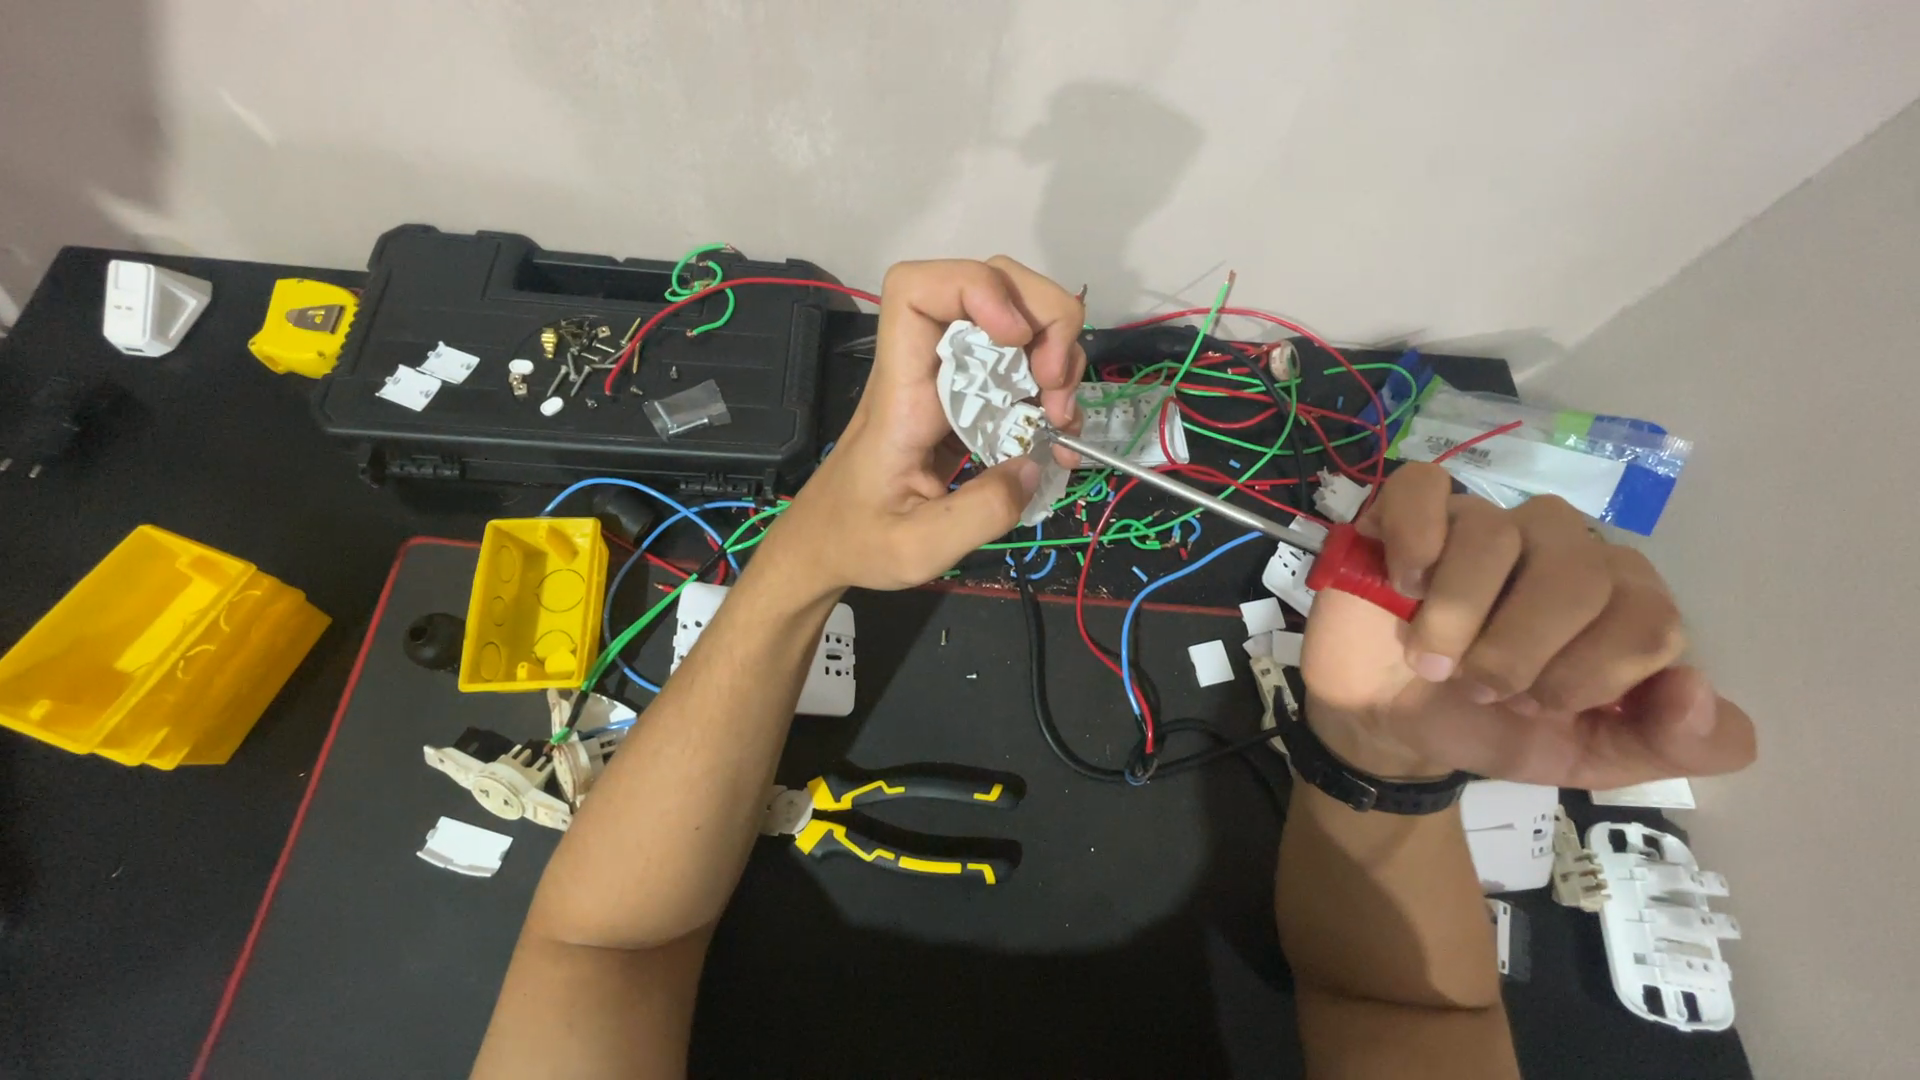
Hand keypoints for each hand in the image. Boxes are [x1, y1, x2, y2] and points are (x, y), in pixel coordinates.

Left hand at [760, 257, 1086, 595]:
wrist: (826, 547)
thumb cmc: (858, 543)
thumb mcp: (918, 550)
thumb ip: (982, 513)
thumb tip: (1034, 465)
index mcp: (901, 396)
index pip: (914, 291)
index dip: (974, 287)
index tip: (1017, 337)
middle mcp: (924, 374)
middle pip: (984, 287)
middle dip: (1042, 318)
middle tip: (1056, 386)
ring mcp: (948, 385)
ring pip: (1010, 325)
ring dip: (1054, 357)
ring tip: (1061, 418)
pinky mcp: (965, 405)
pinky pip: (1015, 371)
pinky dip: (1048, 392)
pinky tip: (1058, 436)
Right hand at [1299, 463, 1755, 788]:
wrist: (1382, 718)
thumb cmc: (1482, 725)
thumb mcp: (1586, 756)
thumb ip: (1673, 743)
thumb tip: (1695, 687)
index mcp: (1616, 600)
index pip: (1649, 620)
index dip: (1588, 677)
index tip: (1531, 706)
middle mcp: (1558, 547)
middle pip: (1577, 576)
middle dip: (1519, 654)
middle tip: (1479, 688)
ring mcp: (1480, 522)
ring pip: (1494, 536)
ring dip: (1456, 615)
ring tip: (1428, 657)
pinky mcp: (1407, 511)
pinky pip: (1423, 488)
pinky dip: (1414, 539)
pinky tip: (1405, 584)